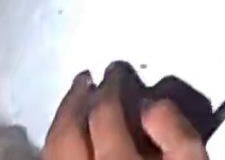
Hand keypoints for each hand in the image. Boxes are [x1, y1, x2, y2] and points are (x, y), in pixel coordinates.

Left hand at [44, 64, 206, 159]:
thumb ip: (175, 130)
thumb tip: (148, 102)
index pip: (104, 115)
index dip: (109, 87)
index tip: (115, 72)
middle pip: (66, 135)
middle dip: (74, 101)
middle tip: (86, 80)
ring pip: (49, 159)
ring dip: (58, 125)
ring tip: (73, 105)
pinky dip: (52, 155)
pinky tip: (64, 145)